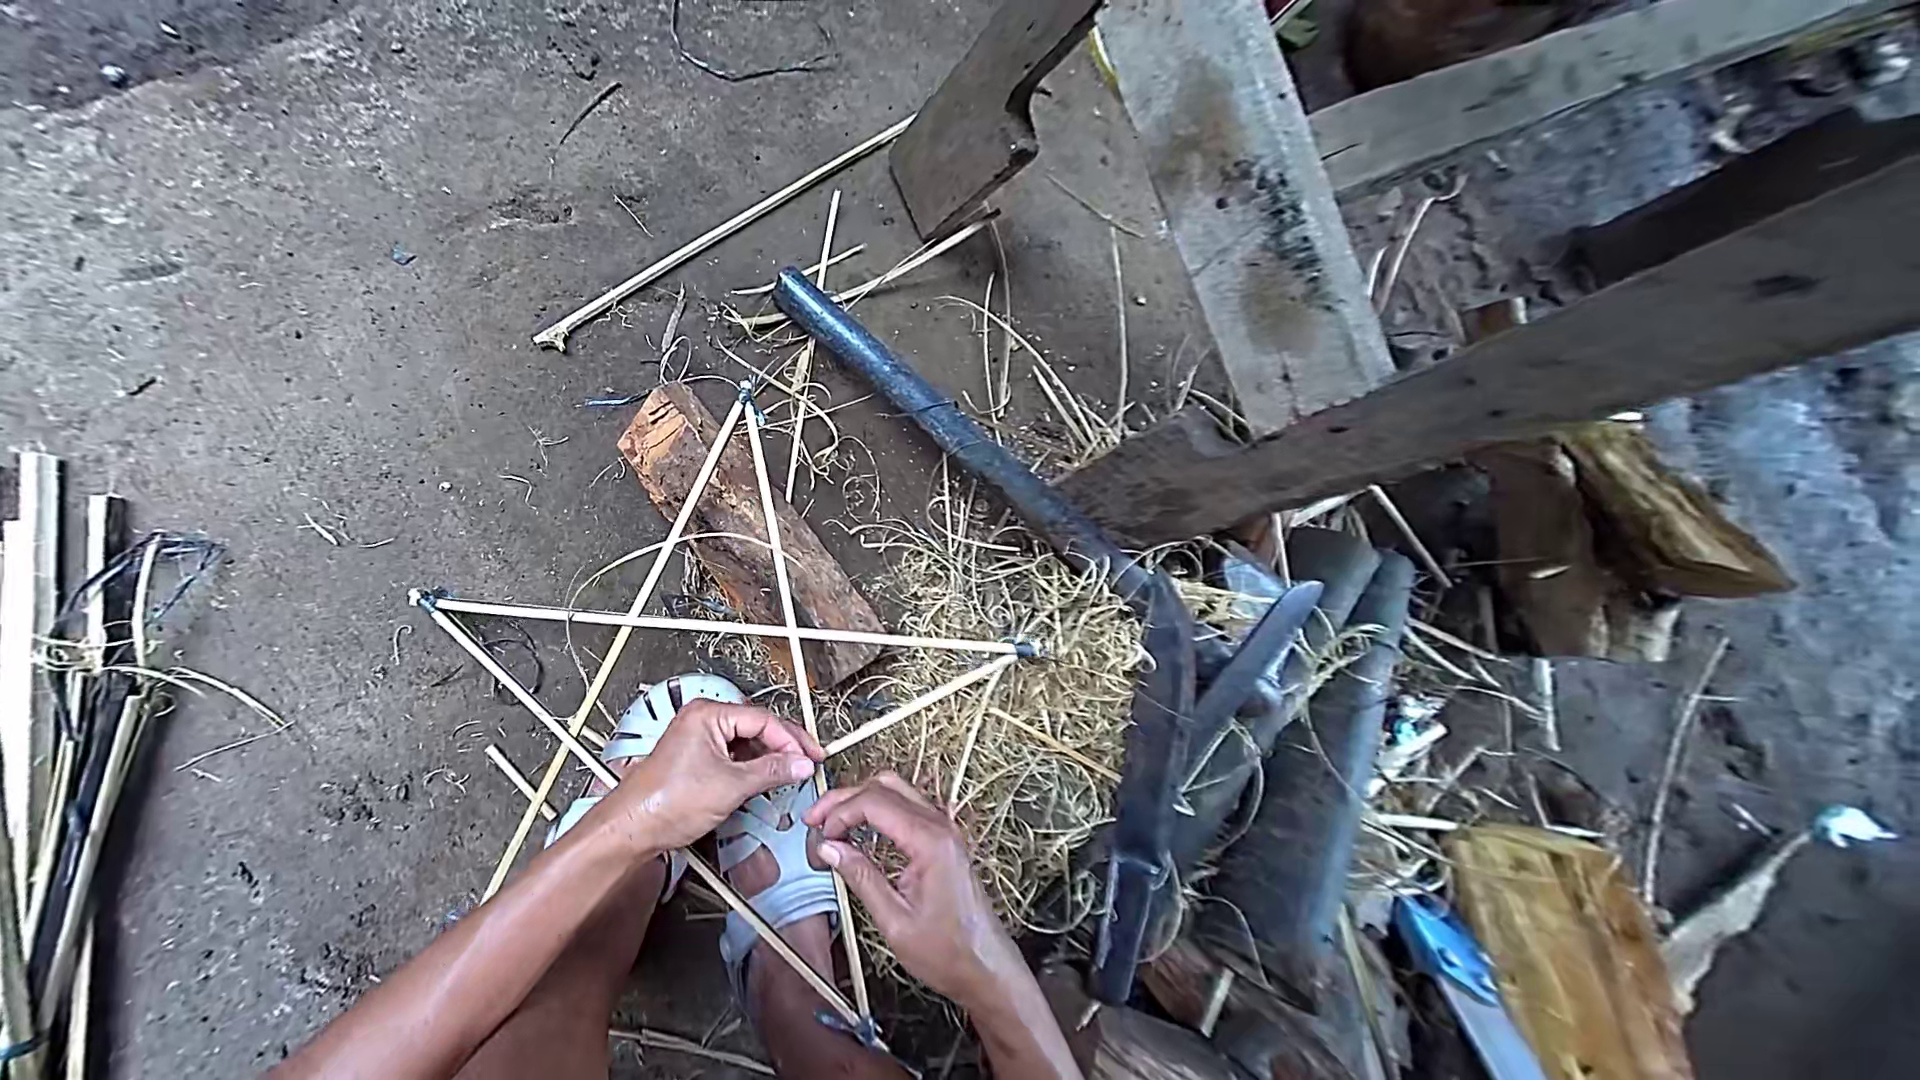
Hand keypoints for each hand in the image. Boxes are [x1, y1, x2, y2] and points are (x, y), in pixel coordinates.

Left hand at [591, 699, 822, 851]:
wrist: (628, 832)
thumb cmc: (665, 804)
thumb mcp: (731, 786)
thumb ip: (773, 771)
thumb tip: (800, 764)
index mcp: (708, 714)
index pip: (763, 720)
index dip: (791, 740)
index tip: (810, 756)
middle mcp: (703, 720)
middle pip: (757, 727)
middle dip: (783, 747)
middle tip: (807, 761)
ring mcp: (699, 738)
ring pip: (747, 742)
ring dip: (769, 758)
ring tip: (790, 772)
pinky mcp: (697, 757)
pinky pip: (734, 754)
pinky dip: (752, 766)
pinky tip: (766, 778)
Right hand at [804, 773, 1026, 1009]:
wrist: (986, 965)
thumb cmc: (946, 951)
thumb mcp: (895, 920)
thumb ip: (861, 877)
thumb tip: (829, 847)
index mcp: (929, 840)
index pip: (875, 802)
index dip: (840, 813)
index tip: (819, 834)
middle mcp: (939, 824)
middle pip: (884, 787)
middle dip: (845, 798)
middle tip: (815, 819)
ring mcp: (943, 827)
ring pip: (896, 790)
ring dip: (861, 798)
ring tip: (832, 821)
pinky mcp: (942, 837)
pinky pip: (907, 806)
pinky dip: (878, 808)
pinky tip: (859, 828)